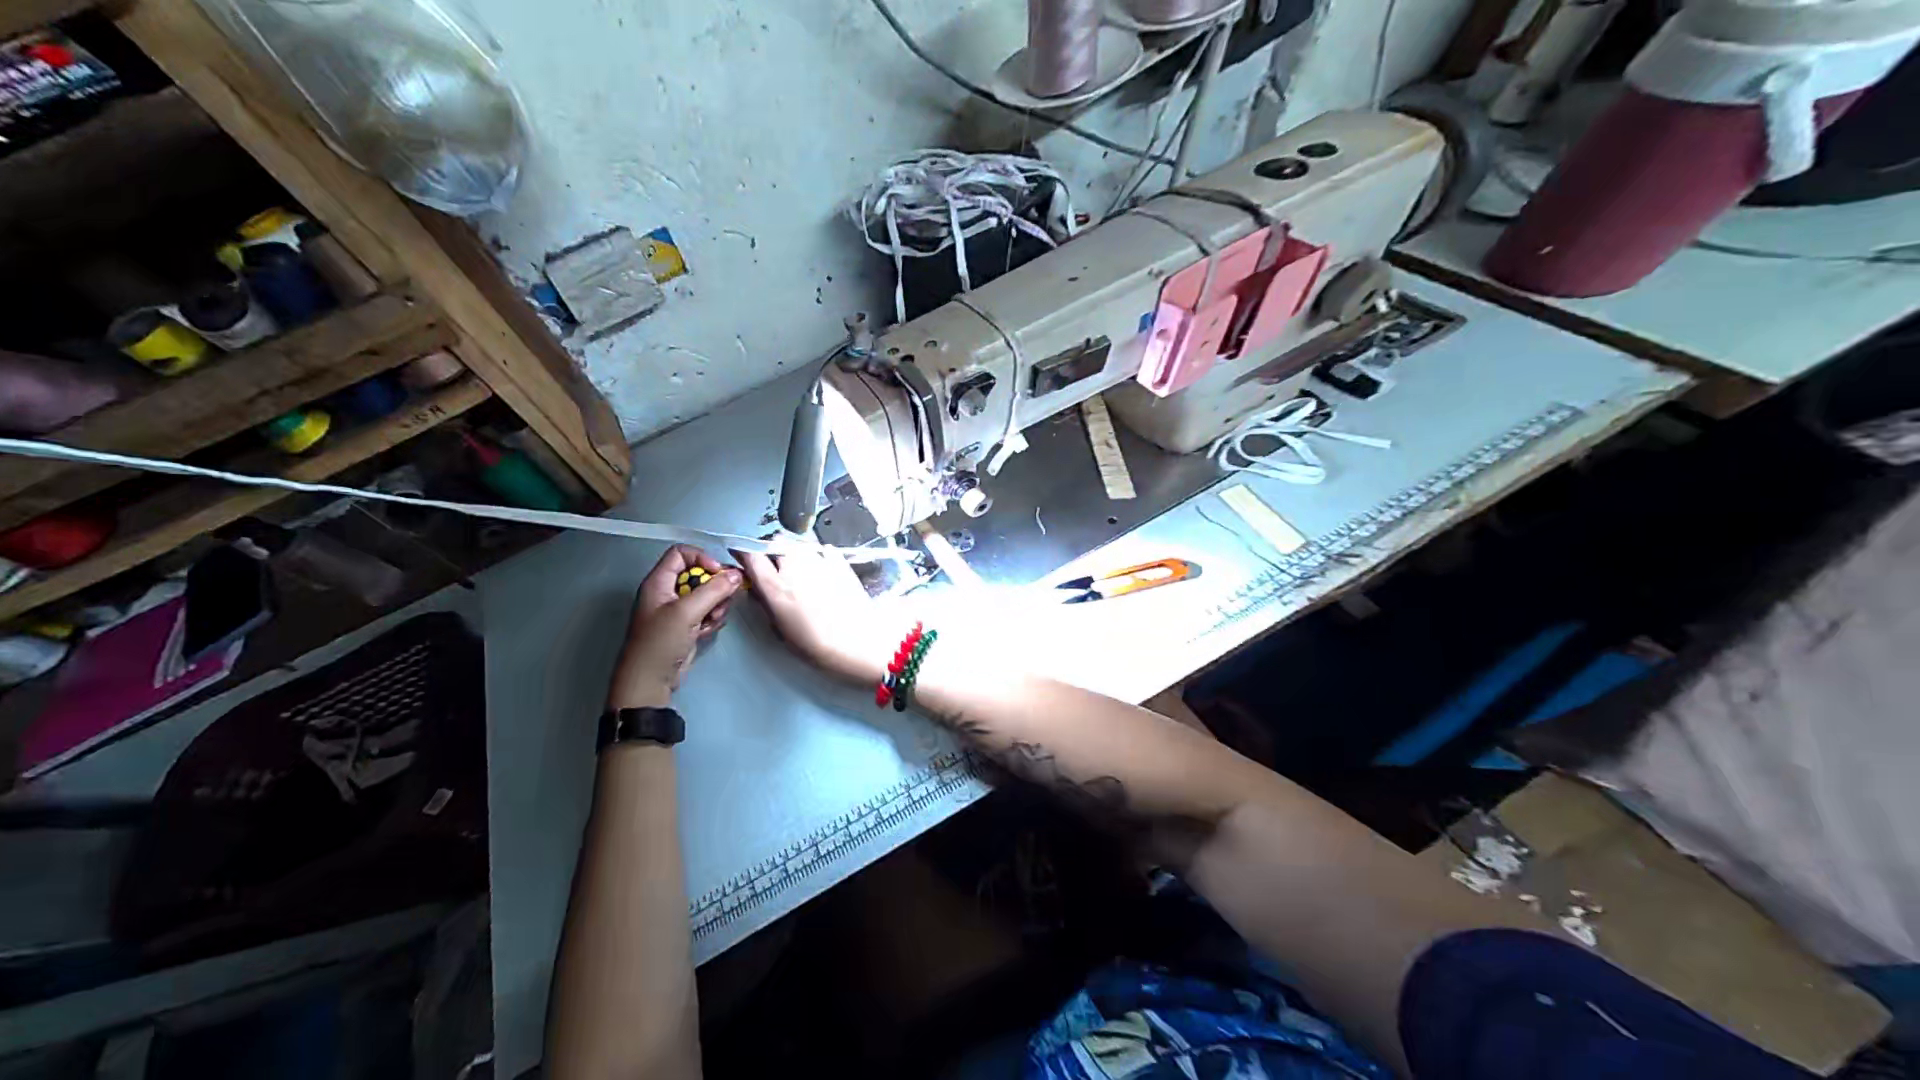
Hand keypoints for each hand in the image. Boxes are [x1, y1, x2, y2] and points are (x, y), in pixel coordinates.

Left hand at [606, 545, 743, 708]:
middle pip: (699, 574)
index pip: (682, 554)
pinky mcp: (687, 625)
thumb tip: (737, 574)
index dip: (702, 559)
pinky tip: (708, 630)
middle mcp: (668, 592)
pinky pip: (707, 611)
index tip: (718, 574)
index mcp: (659, 582)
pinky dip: (712, 618)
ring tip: (713, 619)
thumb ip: (713, 590)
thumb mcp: (687, 612)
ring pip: (707, 594)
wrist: (650, 680)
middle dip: (715, 586)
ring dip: (716, 604)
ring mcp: (678, 610)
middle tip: (724, 599)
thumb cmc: (661, 642)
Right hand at [736, 547, 900, 685]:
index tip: (742, 557)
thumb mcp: (782, 631)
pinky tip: (824, 572)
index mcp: (777, 588)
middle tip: (778, 569)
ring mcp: (821, 562)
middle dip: (774, 552)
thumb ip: (767, 605)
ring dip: (796, 553)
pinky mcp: (841, 563)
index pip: (752, 557)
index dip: (744, 554)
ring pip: (800, 545)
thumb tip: (758, 589)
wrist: (861, 643)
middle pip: (777, 544)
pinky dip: (820, 557)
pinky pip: (824, 551)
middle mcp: (796, 569)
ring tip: (802, 571)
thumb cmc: (818, 646)